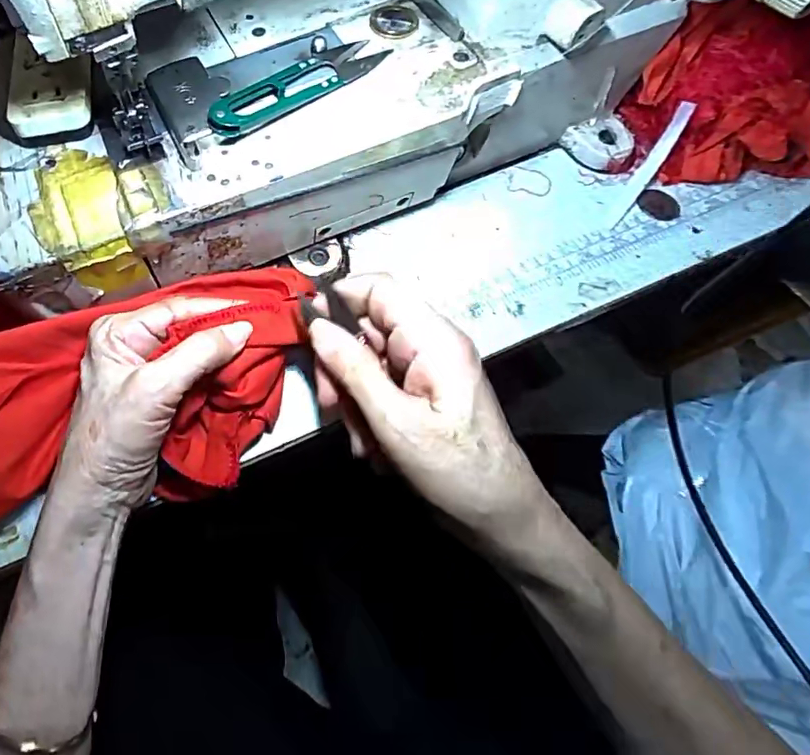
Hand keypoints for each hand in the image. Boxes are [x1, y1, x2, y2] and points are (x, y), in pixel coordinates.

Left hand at [53, 297, 253, 516]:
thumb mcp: (153, 388)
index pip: (174, 309)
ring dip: (221, 353)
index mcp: (117, 332)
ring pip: (193, 350)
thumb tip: (239, 329)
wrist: (101, 491)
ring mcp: (144, 369)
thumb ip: (197, 354)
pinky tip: (235, 371)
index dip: (215, 309)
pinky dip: (215, 373)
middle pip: (186, 327)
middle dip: (221, 330)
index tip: (252, 311)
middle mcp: (129, 344)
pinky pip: (193, 374)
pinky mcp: (159, 394)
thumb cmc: (110, 438)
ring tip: (253, 348)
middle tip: (259, 329)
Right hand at [309, 274, 554, 557]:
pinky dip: (363, 410)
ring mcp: (423, 367)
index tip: (307, 330)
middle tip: (332, 404)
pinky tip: (372, 444)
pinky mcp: (418, 390)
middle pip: (361, 327)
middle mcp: (427, 343)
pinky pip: (374, 383)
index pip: (377, 288)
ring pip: (361, 359)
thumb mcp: (396, 422)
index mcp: (432, 339)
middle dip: (338, 365)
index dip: (337, 298)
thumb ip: (353, 369)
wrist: (502, 520)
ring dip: (349, 396)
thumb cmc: (457, 471)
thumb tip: (315, 324)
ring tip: (360, 437)